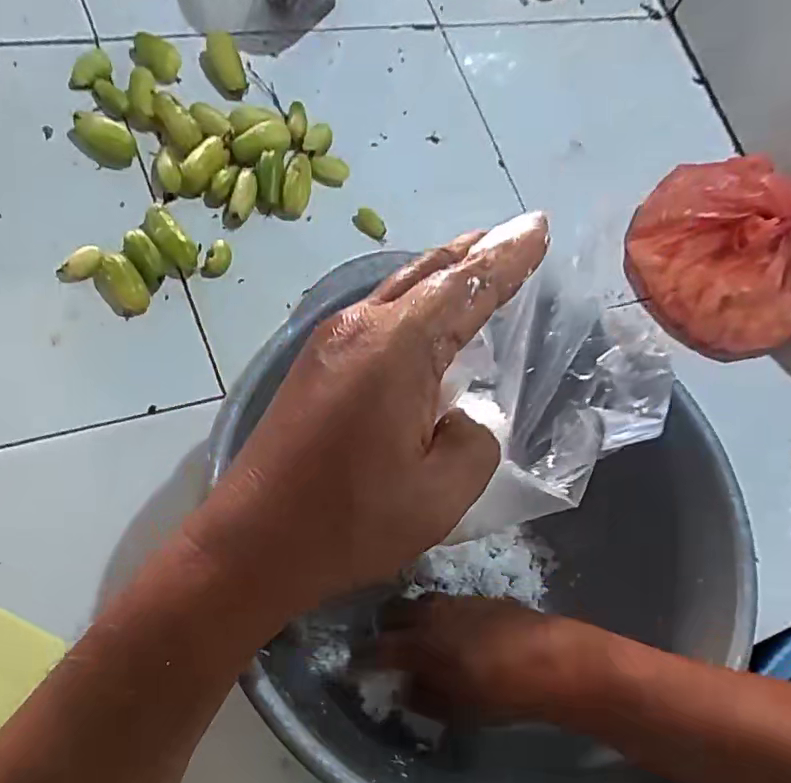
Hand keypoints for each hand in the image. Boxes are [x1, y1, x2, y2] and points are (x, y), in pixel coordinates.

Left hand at [183, 214, 550, 617]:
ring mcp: (323, 347)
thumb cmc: (348, 524)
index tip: (537, 229)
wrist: (253, 543)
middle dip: (472, 255)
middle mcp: (357, 330)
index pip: (465, 286)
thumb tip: (460, 417)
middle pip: (425, 275)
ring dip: (437, 281)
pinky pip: (371, 324)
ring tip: (473, 271)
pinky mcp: (308, 372)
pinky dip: (407, 314)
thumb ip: (475, 443)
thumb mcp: (440, 496)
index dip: (507, 258)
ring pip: (394, 295)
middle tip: (509, 239)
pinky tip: (421, 330)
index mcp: (395, 349)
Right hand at [375, 595, 604, 720]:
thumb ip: (422, 696)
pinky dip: (441, 616)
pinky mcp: (483, 598)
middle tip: (386, 647)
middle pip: (391, 613)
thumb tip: (405, 686)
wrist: (558, 662)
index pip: (375, 648)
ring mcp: (457, 602)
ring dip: (413, 618)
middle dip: (383, 628)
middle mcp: (429, 615)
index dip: (361, 658)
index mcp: (416, 644)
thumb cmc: (501, 694)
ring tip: (420, 636)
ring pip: (420, 604)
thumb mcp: (455, 710)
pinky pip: (448, 604)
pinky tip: (456, 632)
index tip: (354, 665)